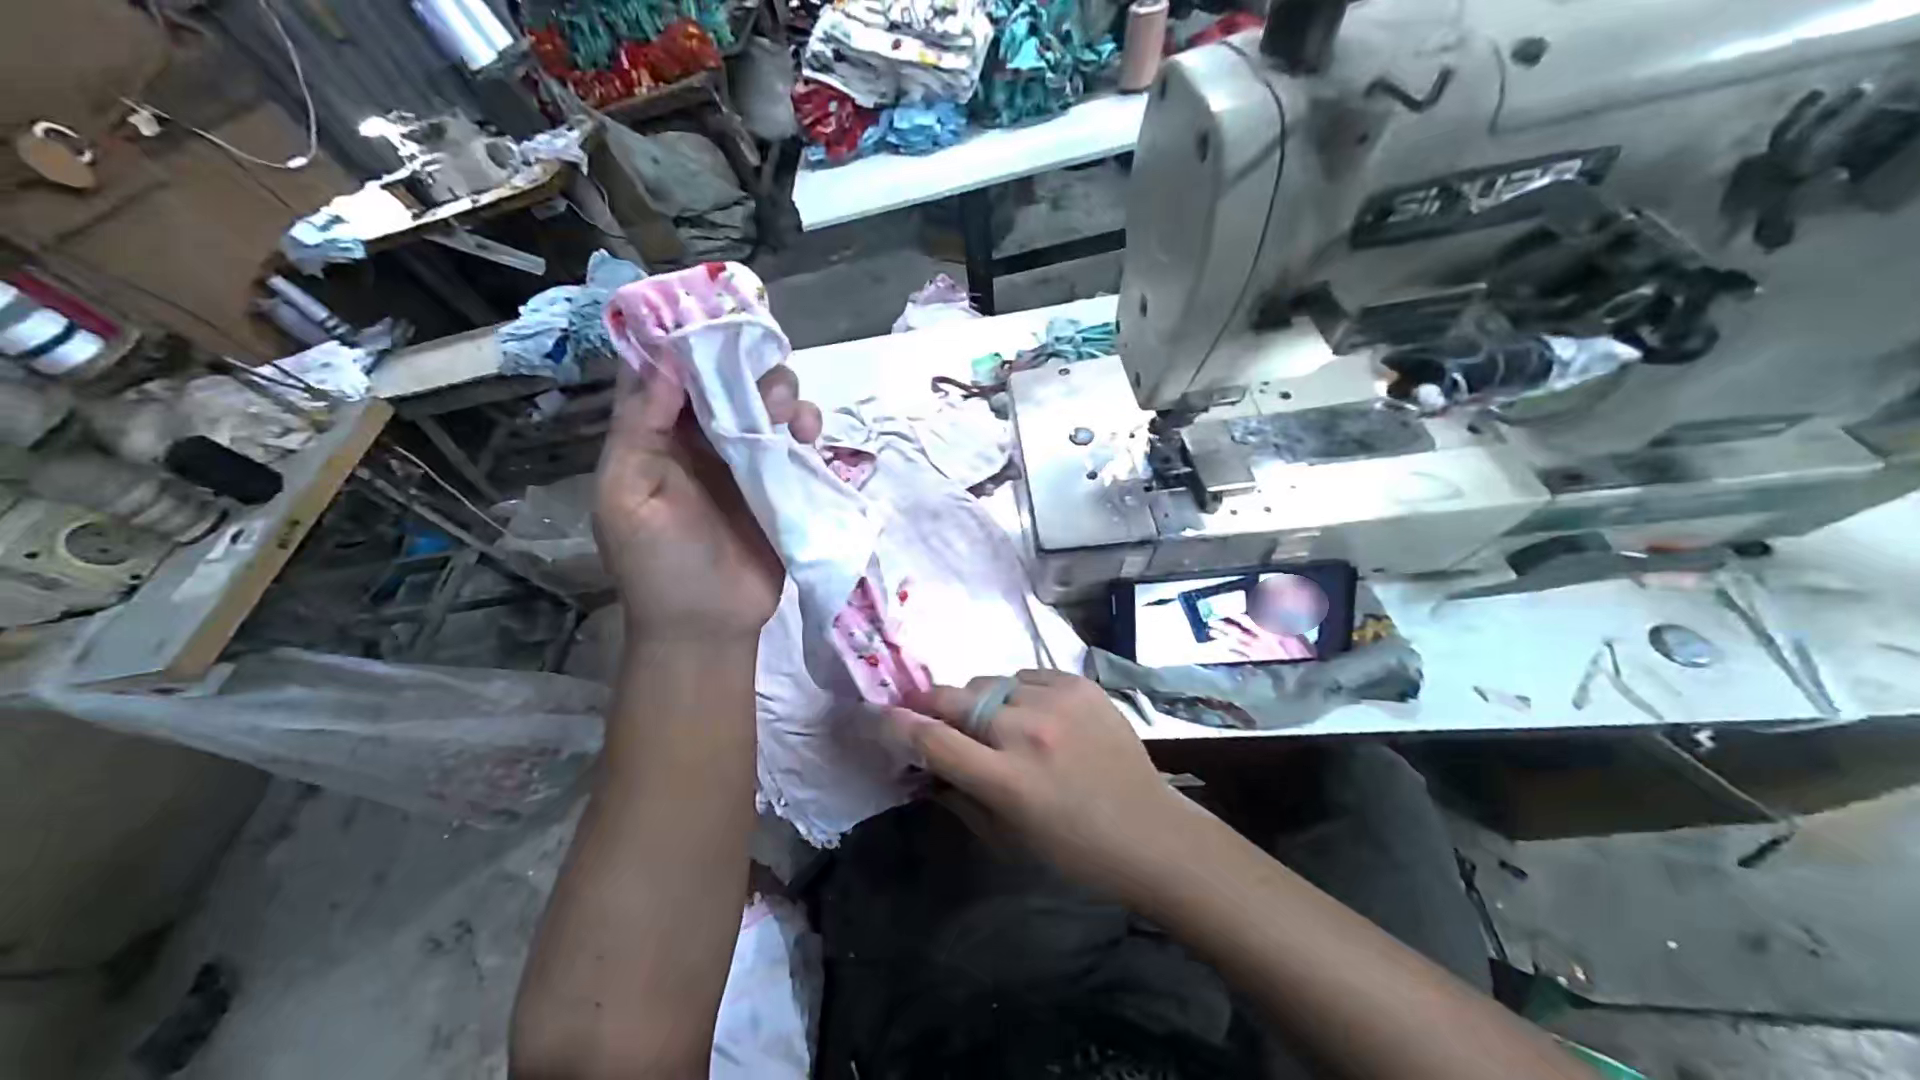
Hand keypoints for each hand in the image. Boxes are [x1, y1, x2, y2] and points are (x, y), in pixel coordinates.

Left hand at [594, 360, 821, 644]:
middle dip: (749, 372)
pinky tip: (810, 435)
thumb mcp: (626, 495)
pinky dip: (807, 430)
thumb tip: (668, 360)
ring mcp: (748, 463)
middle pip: (729, 384)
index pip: (671, 376)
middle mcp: (704, 443)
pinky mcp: (783, 485)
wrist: (707, 626)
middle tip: (763, 387)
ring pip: (769, 408)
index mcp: (659, 440)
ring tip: (792, 415)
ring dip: (784, 397)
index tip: (715, 320)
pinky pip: (798, 445)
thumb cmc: (657, 565)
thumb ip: (640, 428)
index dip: (689, 344)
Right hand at [886, 671, 1215, 905]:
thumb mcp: (1007, 838)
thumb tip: (922, 766)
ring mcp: (1057, 703)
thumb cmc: (1074, 850)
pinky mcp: (1080, 685)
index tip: (879, 715)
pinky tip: (1032, 713)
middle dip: (932, 705)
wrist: (1151, 831)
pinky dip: (1017, 691)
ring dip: (979, 701)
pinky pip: (1026, 674)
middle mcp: (1027, 733)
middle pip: (955, 699)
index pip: (933, 740)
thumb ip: (959, 796)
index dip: (897, 725)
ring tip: (995, 721)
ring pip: (989, 682)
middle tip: (928, 713)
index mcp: (1007, 780)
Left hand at [1208, 614, 1313, 661]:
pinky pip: (1239, 657)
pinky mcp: (1255, 664)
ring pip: (1235, 643)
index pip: (1250, 620)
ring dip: (1223, 637)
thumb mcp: (1297, 634)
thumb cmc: (1304, 654)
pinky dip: (1231, 652)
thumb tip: (1273, 611)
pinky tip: (1223, 648)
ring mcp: (1256, 653)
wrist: (1305, 675)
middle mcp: (1260, 641)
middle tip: (1212, 621)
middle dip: (1225, 625)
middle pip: (1238, 631)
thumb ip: (1283, 622)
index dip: (1238, 615)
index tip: (1229, 611)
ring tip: (1211, 632)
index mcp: (1271, 631)